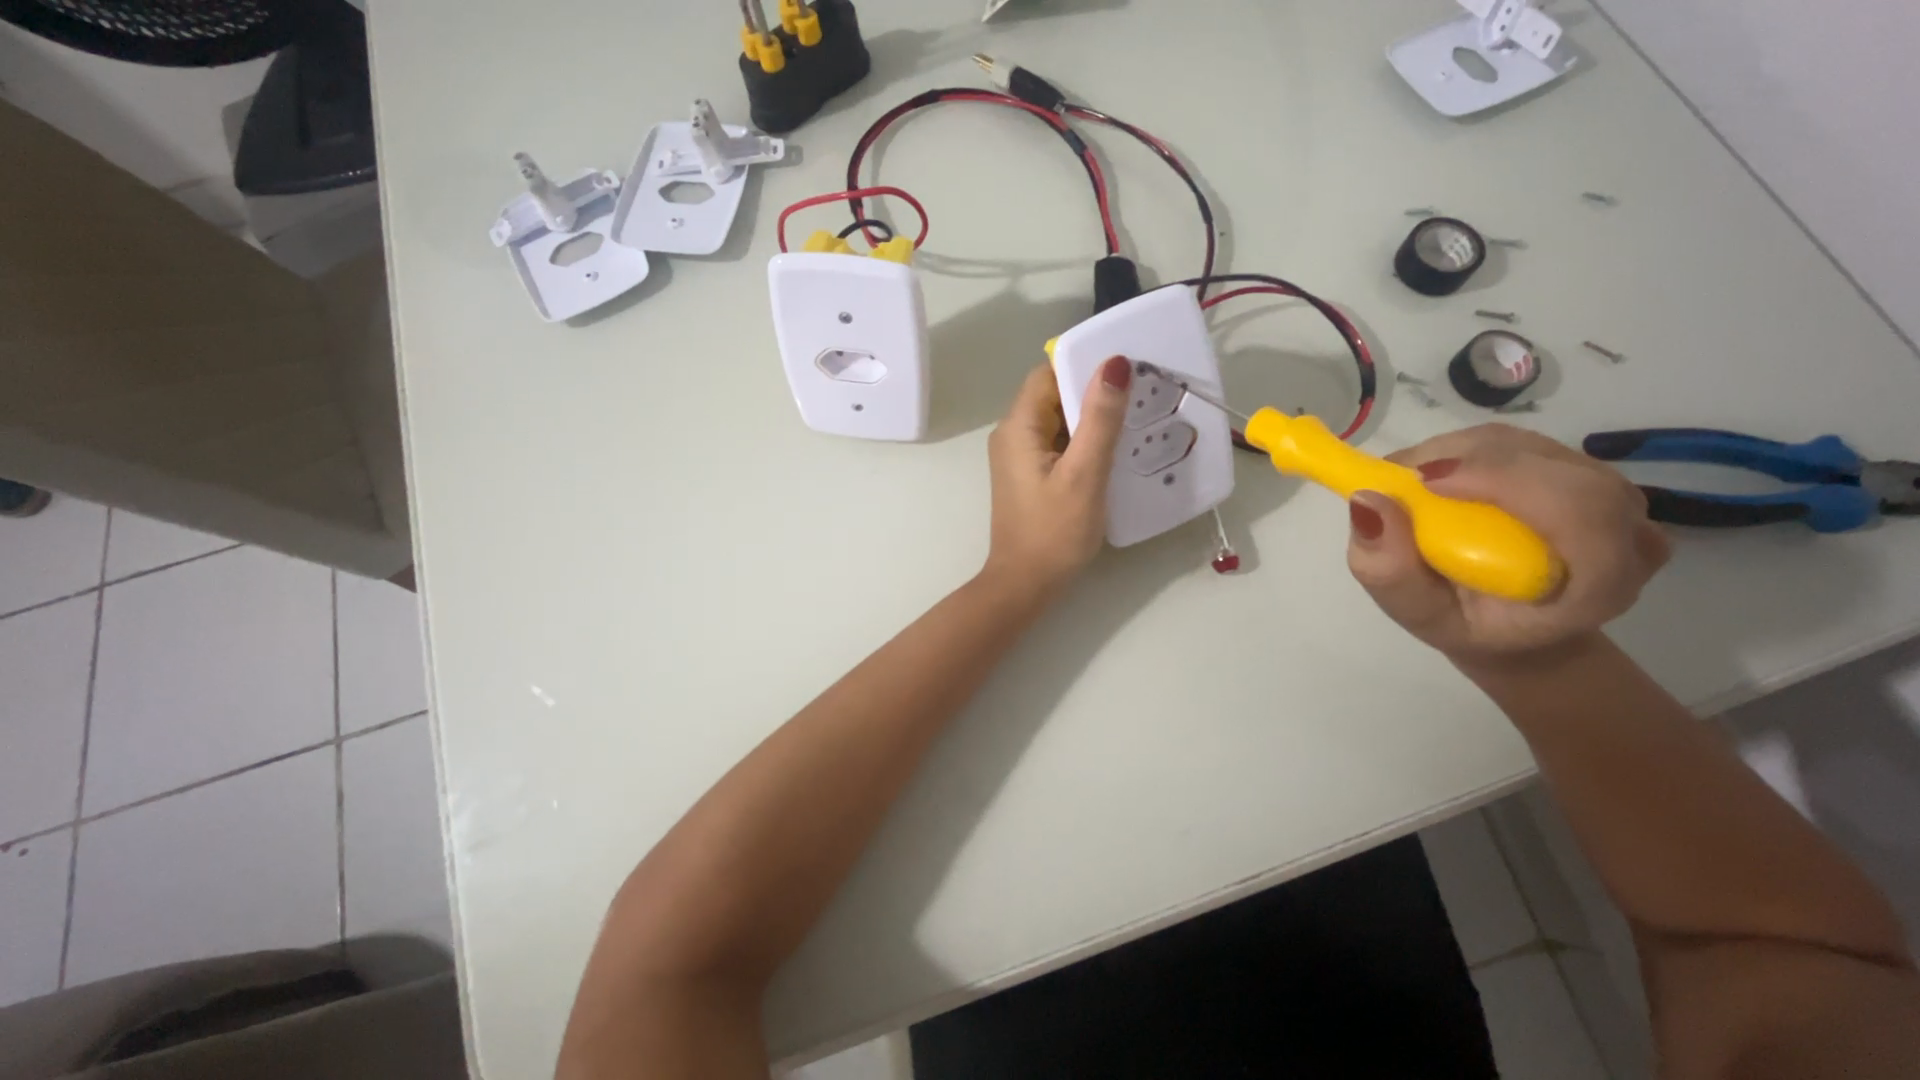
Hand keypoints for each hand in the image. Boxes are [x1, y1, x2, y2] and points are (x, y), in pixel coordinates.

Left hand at [982, 357, 1131, 593]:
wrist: (1025, 586)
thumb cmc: (1054, 532)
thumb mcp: (1084, 473)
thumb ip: (1100, 419)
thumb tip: (1115, 363)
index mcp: (1019, 426)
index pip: (1049, 374)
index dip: (1085, 365)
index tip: (1127, 365)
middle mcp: (1014, 435)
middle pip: (1055, 395)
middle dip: (1095, 391)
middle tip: (1143, 390)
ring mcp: (1022, 457)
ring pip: (1060, 421)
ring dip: (1094, 418)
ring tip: (1138, 416)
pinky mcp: (1032, 477)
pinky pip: (1061, 445)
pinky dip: (1086, 442)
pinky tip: (1117, 450)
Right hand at [1346, 424, 1669, 666]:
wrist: (1518, 627)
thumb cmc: (1470, 626)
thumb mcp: (1417, 615)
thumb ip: (1392, 572)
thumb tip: (1368, 500)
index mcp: (1597, 586)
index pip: (1578, 511)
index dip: (1505, 480)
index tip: (1426, 482)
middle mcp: (1626, 537)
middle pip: (1557, 470)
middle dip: (1472, 460)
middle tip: (1405, 479)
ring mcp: (1618, 502)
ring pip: (1538, 449)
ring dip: (1467, 452)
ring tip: (1418, 482)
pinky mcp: (1592, 476)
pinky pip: (1532, 444)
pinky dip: (1477, 449)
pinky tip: (1446, 475)